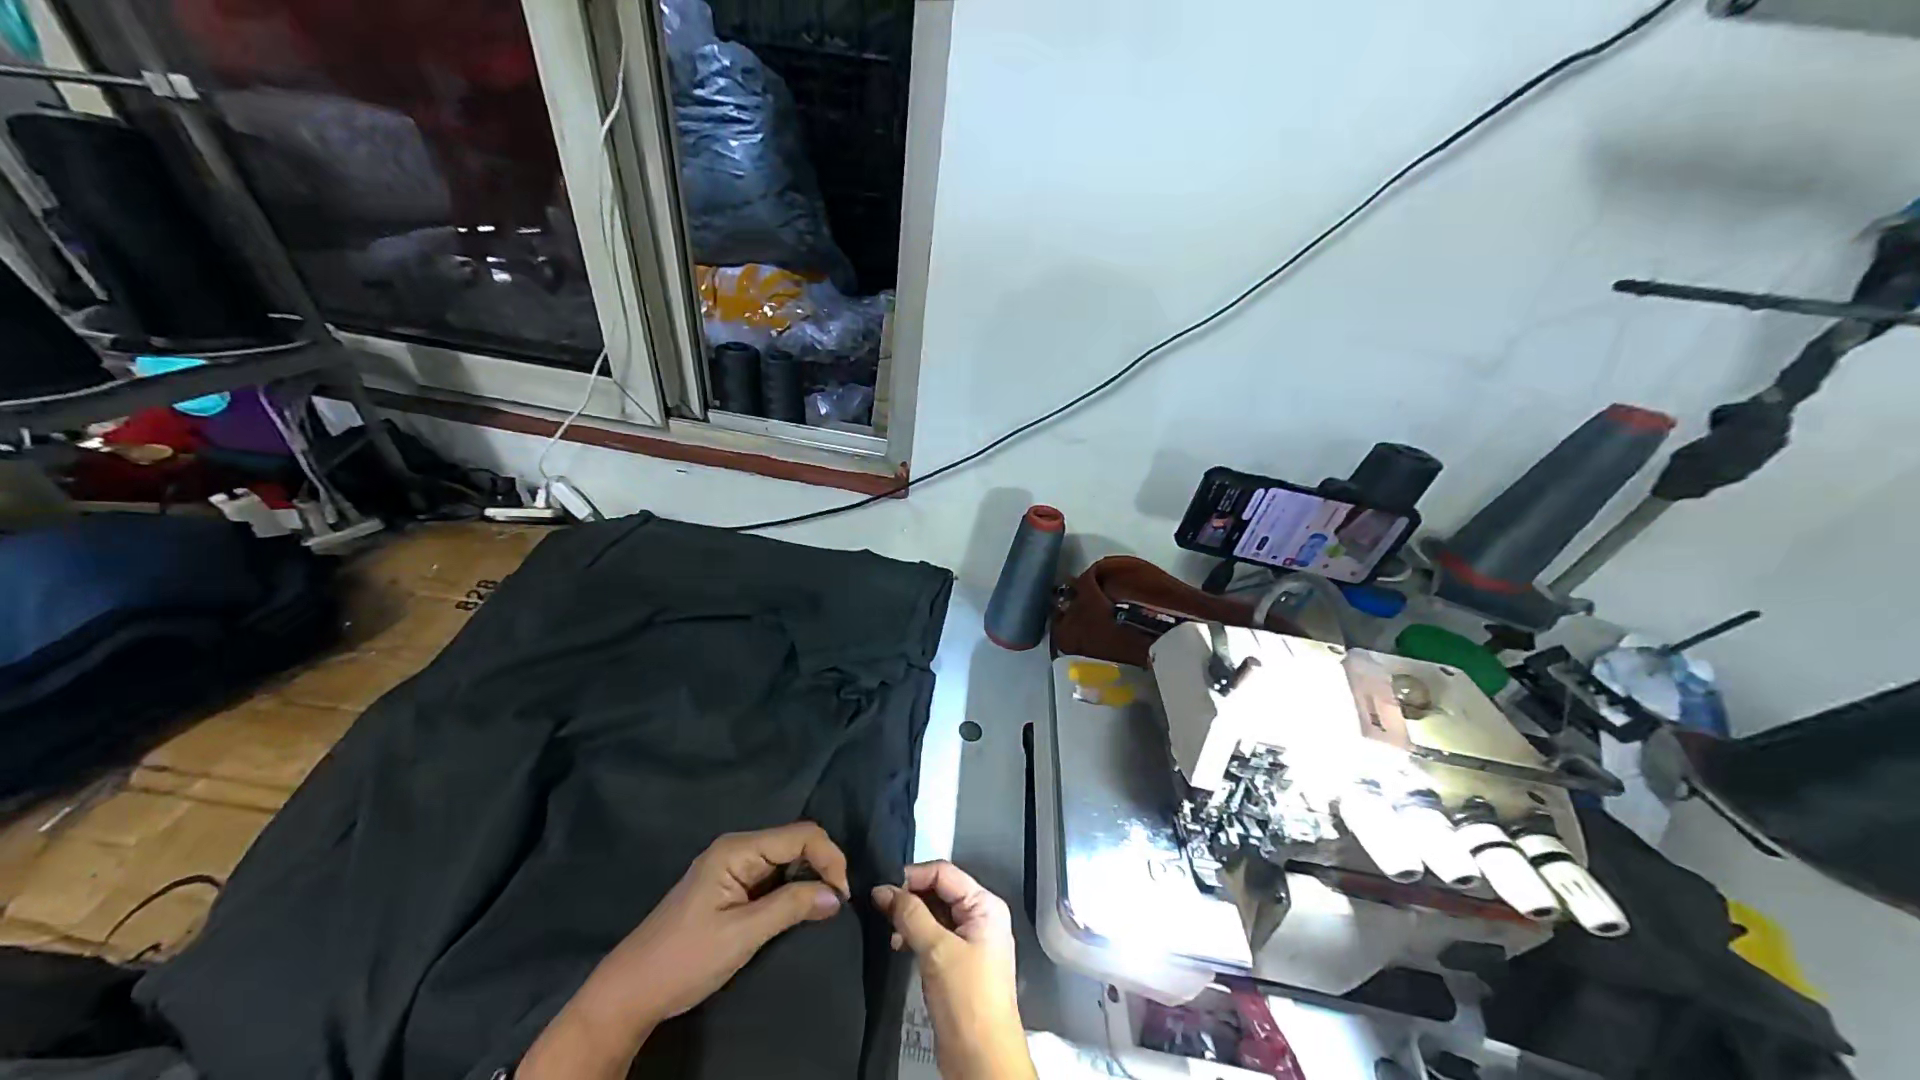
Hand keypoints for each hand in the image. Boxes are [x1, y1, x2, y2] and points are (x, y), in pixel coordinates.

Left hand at [519, 823, 850, 1079]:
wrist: (631, 991)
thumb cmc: (685, 959)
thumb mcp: (742, 934)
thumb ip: (791, 907)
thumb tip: (837, 895)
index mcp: (737, 849)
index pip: (801, 834)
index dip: (829, 858)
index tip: (842, 896)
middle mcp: (736, 848)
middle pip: (794, 841)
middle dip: (821, 866)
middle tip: (836, 904)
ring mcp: (731, 866)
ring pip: (785, 858)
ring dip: (808, 878)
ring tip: (823, 907)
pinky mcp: (729, 885)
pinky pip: (771, 874)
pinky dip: (791, 888)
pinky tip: (800, 907)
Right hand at [873, 861, 1035, 1079]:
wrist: (982, 1060)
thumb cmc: (967, 999)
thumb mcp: (937, 950)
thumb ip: (910, 914)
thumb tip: (882, 889)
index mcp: (985, 905)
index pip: (944, 872)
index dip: (913, 876)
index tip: (883, 889)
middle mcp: (980, 916)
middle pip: (939, 890)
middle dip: (910, 897)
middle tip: (880, 909)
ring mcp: (970, 940)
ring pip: (934, 913)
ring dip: (910, 918)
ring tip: (890, 932)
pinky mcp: (958, 962)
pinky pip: (934, 935)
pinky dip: (915, 935)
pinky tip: (898, 945)